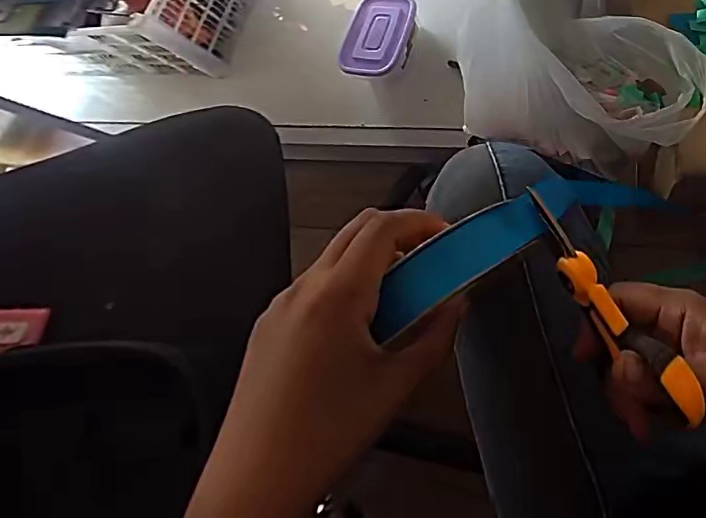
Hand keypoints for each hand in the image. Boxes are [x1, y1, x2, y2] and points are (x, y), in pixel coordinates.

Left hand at [186, 209, 465, 517]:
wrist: (251, 484)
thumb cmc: (315, 440)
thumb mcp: (394, 386)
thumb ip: (435, 337)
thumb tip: (454, 308)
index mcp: (337, 295)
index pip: (383, 225)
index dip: (420, 220)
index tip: (442, 233)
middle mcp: (305, 288)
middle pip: (358, 227)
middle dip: (399, 231)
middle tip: (427, 255)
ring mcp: (283, 303)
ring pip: (335, 254)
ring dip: (372, 258)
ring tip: (400, 296)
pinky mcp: (270, 323)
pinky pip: (315, 282)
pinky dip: (346, 282)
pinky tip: (361, 325)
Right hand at [604, 281, 705, 446]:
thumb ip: (658, 377)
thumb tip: (614, 369)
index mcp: (676, 307)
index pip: (620, 298)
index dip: (595, 319)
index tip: (581, 357)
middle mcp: (672, 322)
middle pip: (622, 336)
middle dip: (618, 374)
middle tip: (630, 415)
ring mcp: (681, 349)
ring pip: (636, 364)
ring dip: (634, 395)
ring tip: (647, 428)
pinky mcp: (689, 375)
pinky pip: (654, 383)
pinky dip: (651, 404)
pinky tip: (660, 426)